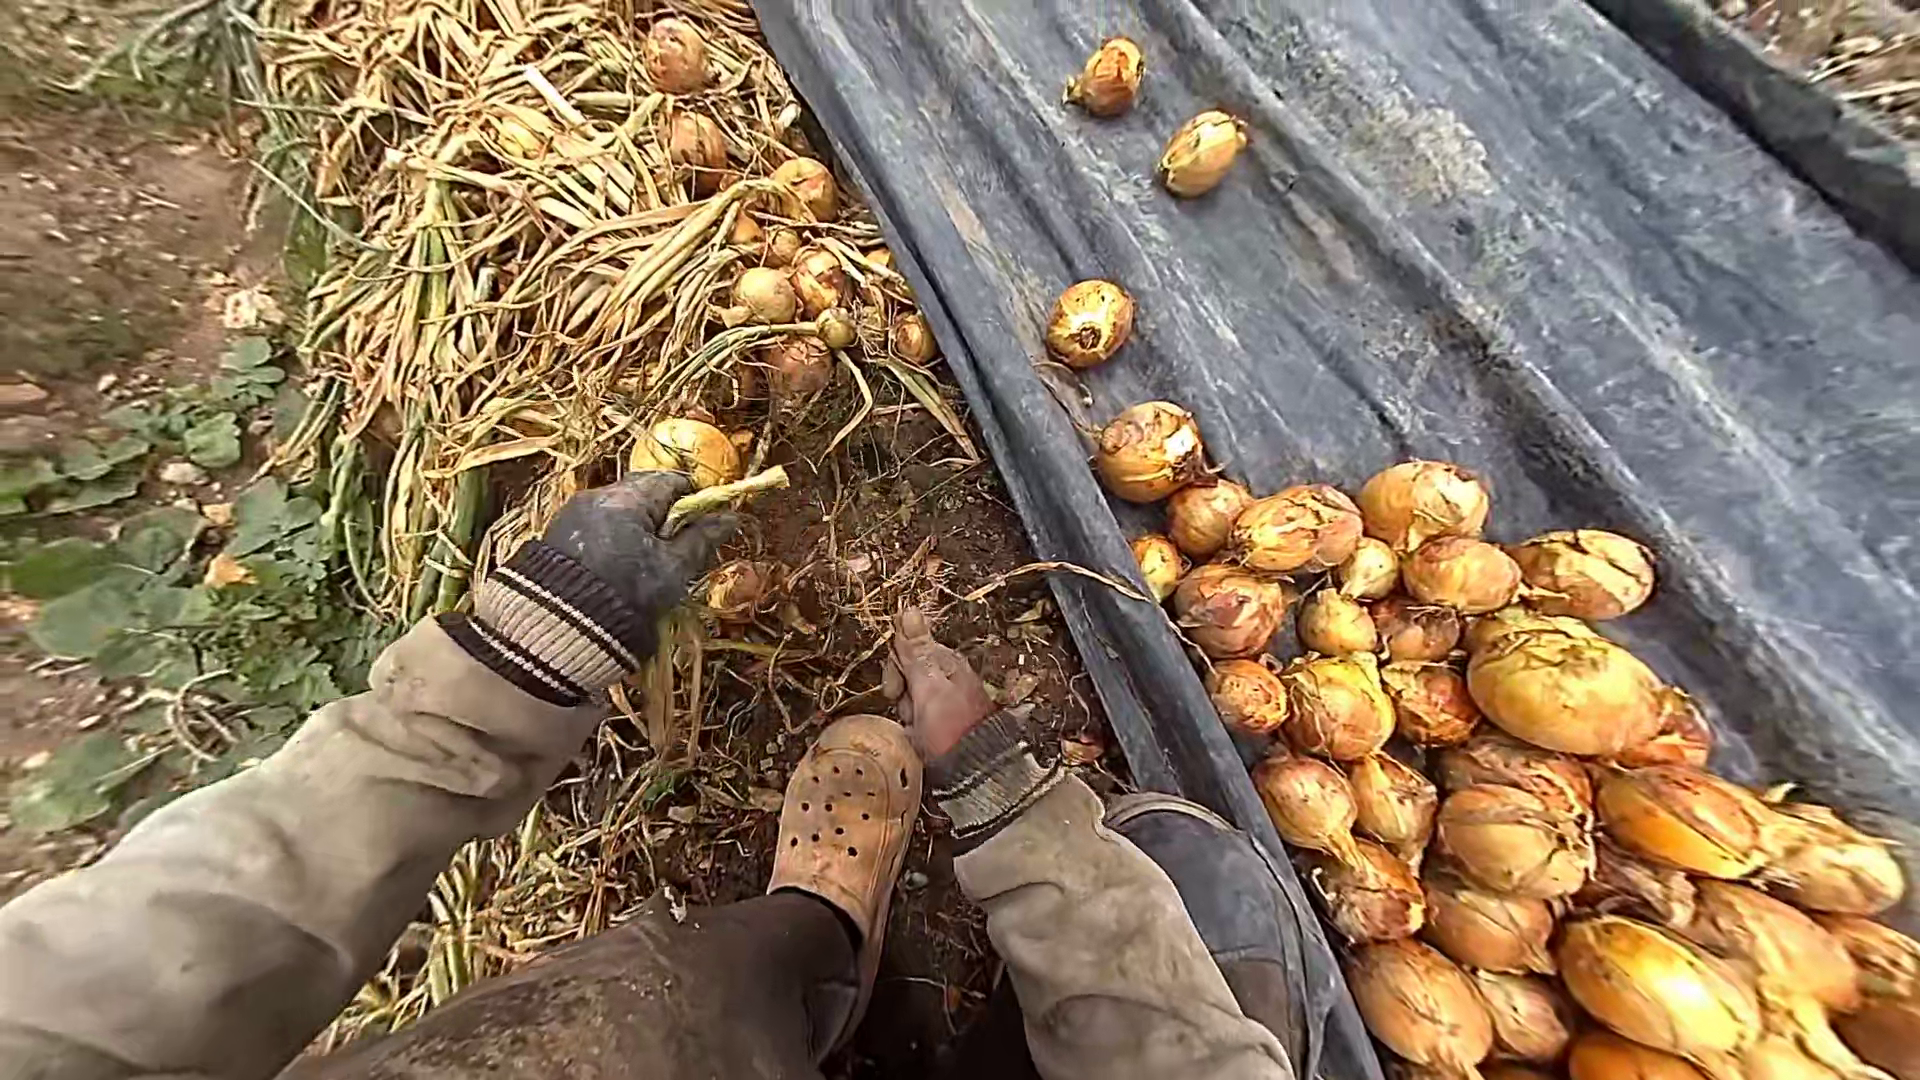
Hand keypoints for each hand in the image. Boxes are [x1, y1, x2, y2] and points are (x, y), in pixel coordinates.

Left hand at [542, 471, 737, 625]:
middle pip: (644, 491)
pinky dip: (620, 534)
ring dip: (644, 524)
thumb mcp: (675, 566)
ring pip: (622, 507)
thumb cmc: (630, 591)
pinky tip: (628, 561)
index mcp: (627, 498)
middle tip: (684, 541)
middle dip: (668, 512)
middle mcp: (596, 496)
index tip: (708, 519)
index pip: (671, 480)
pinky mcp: (559, 534)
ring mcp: (573, 513)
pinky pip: (601, 523)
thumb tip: (731, 516)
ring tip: (657, 555)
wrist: (563, 629)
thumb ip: (703, 537)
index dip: (695, 496)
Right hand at [881, 608, 994, 760]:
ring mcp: (944, 699)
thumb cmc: (952, 726)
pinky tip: (921, 738)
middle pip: (905, 673)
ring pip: (908, 698)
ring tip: (919, 728)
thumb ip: (915, 650)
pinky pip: (916, 718)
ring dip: (907, 714)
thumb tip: (908, 609)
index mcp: (945, 662)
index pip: (906, 650)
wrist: (974, 770)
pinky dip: (914, 728)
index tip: (895, 689)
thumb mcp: (928, 685)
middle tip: (910, 711)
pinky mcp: (942, 722)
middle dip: (901, 694)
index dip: (894, 670)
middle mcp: (946, 676)